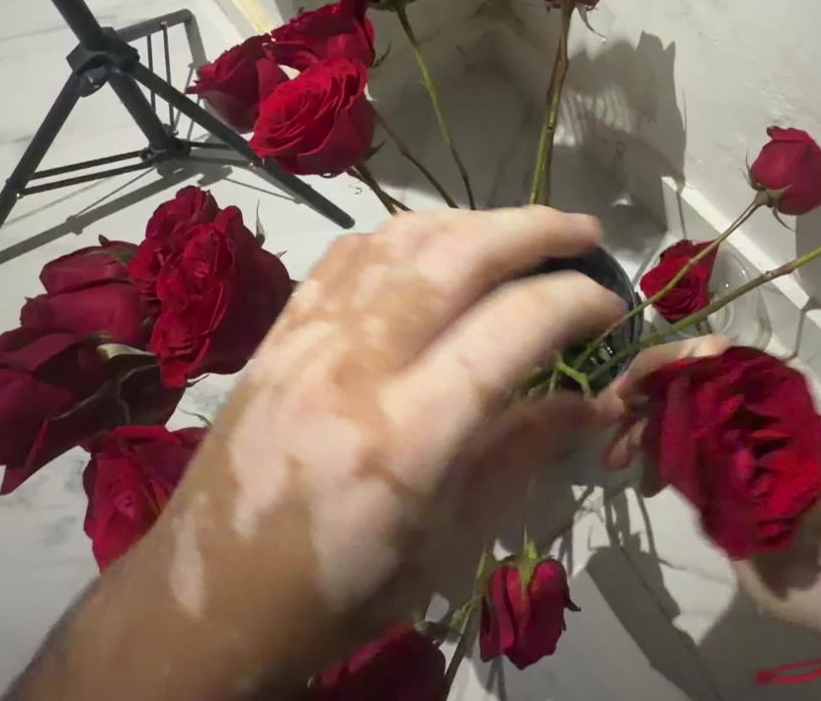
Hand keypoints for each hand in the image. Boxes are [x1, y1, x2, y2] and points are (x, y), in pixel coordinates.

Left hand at [36, 207, 624, 697]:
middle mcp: (360, 363)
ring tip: (520, 232)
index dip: (578, 300)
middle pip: (462, 254)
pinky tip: (435, 248)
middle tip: (586, 233)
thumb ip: (525, 451)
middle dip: (538, 229)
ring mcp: (314, 334)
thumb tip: (594, 400)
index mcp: (410, 435)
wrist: (209, 600)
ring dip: (477, 221)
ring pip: (406, 236)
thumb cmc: (344, 587)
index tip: (611, 307)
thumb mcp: (452, 540)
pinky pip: (352, 250)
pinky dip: (410, 235)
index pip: (516, 326)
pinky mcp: (283, 327)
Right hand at [596, 336, 820, 657]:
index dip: (663, 364)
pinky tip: (645, 481)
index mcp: (770, 399)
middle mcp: (748, 414)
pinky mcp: (722, 485)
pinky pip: (680, 458)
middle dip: (643, 398)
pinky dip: (657, 462)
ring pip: (675, 419)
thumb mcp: (793, 465)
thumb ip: (744, 429)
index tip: (628, 388)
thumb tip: (689, 388)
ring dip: (643, 431)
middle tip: (609, 424)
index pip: (708, 358)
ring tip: (616, 460)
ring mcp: (733, 449)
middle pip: (683, 386)